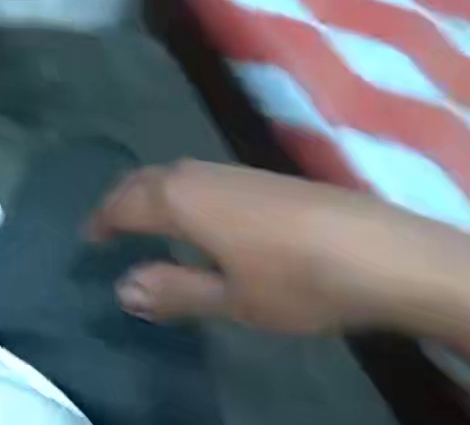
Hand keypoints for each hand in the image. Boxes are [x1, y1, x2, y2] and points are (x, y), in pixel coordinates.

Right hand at [88, 160, 469, 335]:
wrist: (382, 249)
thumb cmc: (298, 279)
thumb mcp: (234, 300)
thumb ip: (174, 291)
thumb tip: (120, 289)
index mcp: (176, 200)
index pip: (122, 205)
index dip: (101, 221)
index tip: (87, 238)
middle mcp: (190, 175)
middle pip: (139, 181)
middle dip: (118, 201)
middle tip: (106, 226)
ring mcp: (223, 170)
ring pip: (166, 175)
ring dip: (145, 193)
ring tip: (142, 219)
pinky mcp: (251, 174)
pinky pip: (191, 177)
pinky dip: (173, 191)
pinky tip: (194, 214)